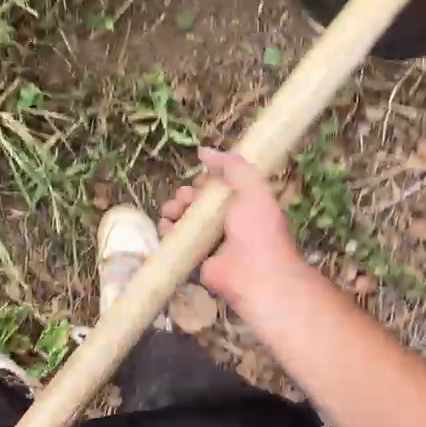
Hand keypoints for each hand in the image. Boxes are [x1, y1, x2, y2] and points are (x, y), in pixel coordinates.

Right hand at [157, 147, 311, 311]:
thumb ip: (233, 167)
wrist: (256, 275)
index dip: (205, 183)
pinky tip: (167, 229)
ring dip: (173, 212)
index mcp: (242, 207)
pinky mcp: (195, 259)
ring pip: (183, 221)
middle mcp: (226, 224)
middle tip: (184, 200)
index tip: (200, 182)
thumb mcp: (253, 190)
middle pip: (196, 204)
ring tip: (172, 213)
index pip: (216, 190)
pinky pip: (176, 242)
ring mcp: (210, 243)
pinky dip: (168, 234)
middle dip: (185, 197)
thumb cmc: (258, 230)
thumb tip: (204, 151)